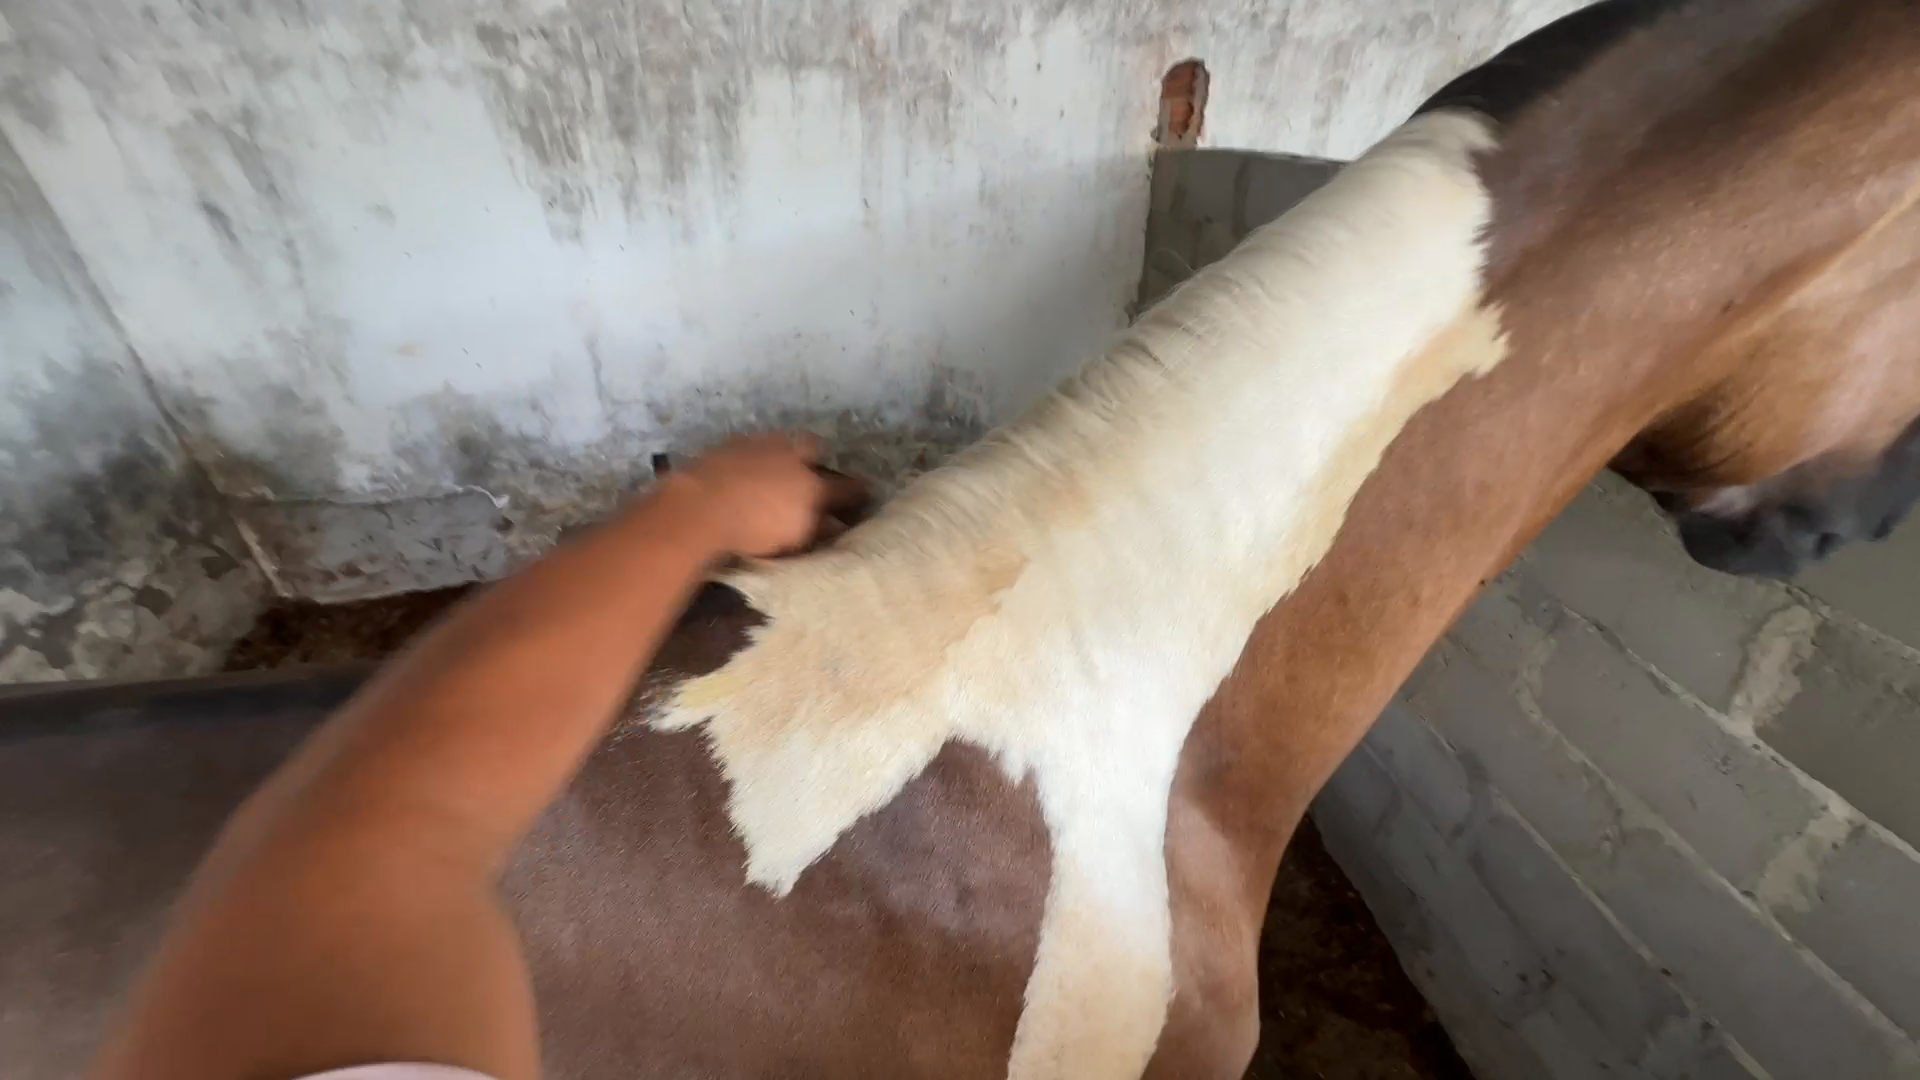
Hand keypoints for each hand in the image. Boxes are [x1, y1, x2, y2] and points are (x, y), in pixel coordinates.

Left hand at [662, 433, 865, 556]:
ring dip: (782, 454)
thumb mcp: (794, 539)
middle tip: (811, 474)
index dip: (856, 492)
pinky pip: (749, 446)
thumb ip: (817, 529)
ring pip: (780, 442)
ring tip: (774, 471)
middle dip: (816, 459)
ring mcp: (758, 444)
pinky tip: (743, 472)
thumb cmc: (753, 530)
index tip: (863, 495)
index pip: (845, 487)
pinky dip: (752, 458)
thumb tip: (833, 524)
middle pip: (813, 448)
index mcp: (813, 484)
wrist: (699, 508)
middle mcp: (791, 456)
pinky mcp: (727, 444)